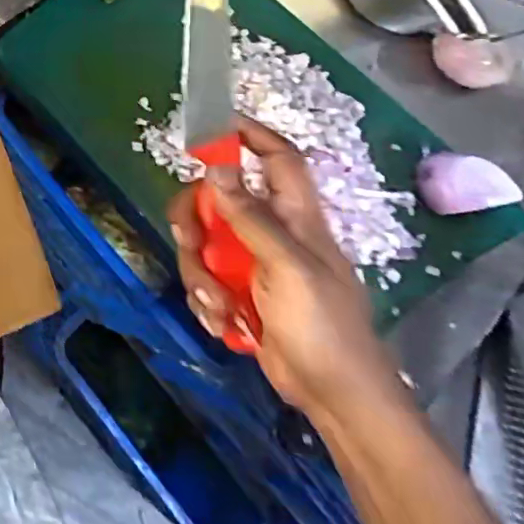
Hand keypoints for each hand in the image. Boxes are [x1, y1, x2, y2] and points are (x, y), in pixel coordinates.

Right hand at [166, 118, 403, 419]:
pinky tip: (222, 324)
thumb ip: (250, 217)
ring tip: (218, 307)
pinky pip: (203, 277)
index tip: (210, 124)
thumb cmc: (324, 328)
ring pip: (202, 241)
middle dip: (194, 220)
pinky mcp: (238, 291)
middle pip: (216, 198)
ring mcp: (251, 262)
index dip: (249, 134)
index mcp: (295, 216)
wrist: (335, 398)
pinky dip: (205, 299)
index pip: (276, 157)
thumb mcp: (287, 268)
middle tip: (189, 241)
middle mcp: (270, 230)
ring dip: (199, 274)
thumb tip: (216, 167)